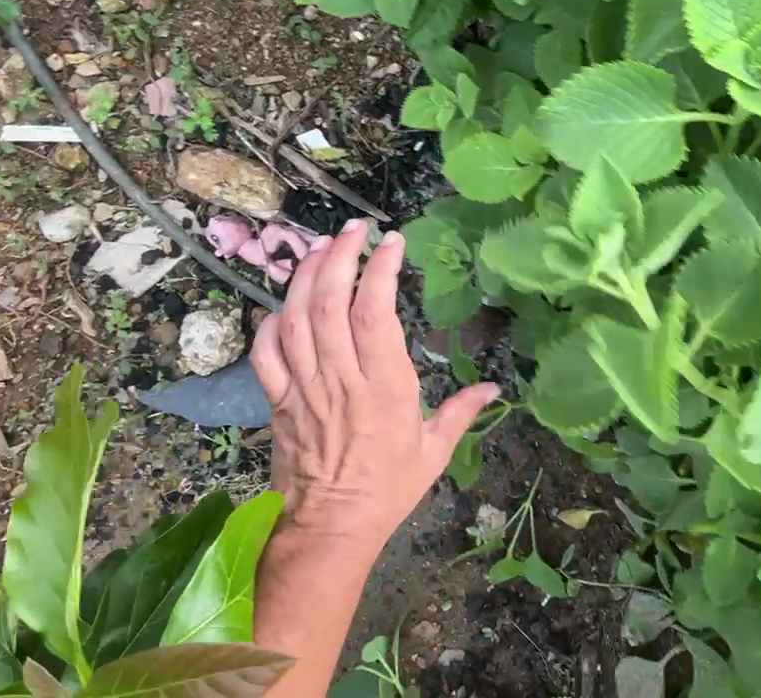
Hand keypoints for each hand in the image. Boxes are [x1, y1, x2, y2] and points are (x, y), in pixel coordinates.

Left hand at [253, 219, 499, 544]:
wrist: (329, 531)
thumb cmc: (388, 489)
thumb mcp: (434, 451)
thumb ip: (462, 411)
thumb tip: (494, 387)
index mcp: (384, 388)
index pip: (376, 314)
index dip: (380, 271)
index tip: (391, 242)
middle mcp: (341, 380)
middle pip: (330, 304)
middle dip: (339, 257)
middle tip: (353, 229)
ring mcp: (303, 389)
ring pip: (295, 320)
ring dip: (306, 276)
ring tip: (321, 246)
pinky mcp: (277, 402)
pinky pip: (266, 353)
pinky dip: (271, 321)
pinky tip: (286, 301)